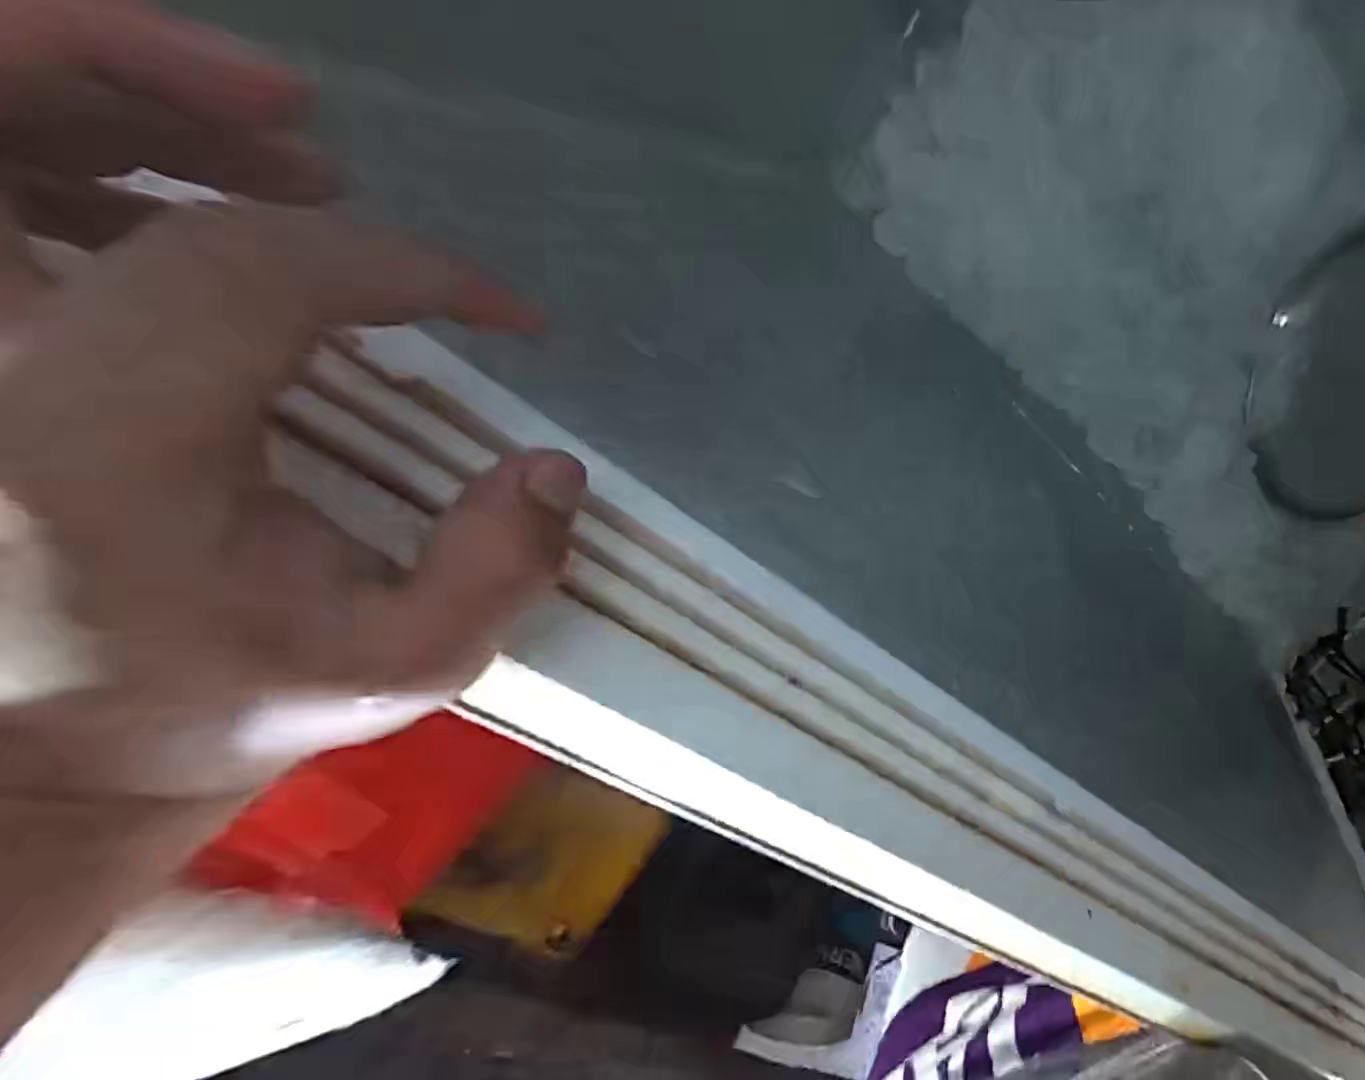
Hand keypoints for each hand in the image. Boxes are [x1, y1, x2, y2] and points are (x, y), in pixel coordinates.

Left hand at [0, 1, 579, 799]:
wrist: (21, 757)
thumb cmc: (217, 700)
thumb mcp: (400, 662)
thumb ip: (499, 572)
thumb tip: (555, 468)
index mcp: (91, 435)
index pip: (247, 269)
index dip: (400, 266)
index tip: (499, 312)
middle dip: (153, 77)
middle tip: (311, 124)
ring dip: (119, 106)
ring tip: (281, 157)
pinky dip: (64, 159)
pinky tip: (182, 206)